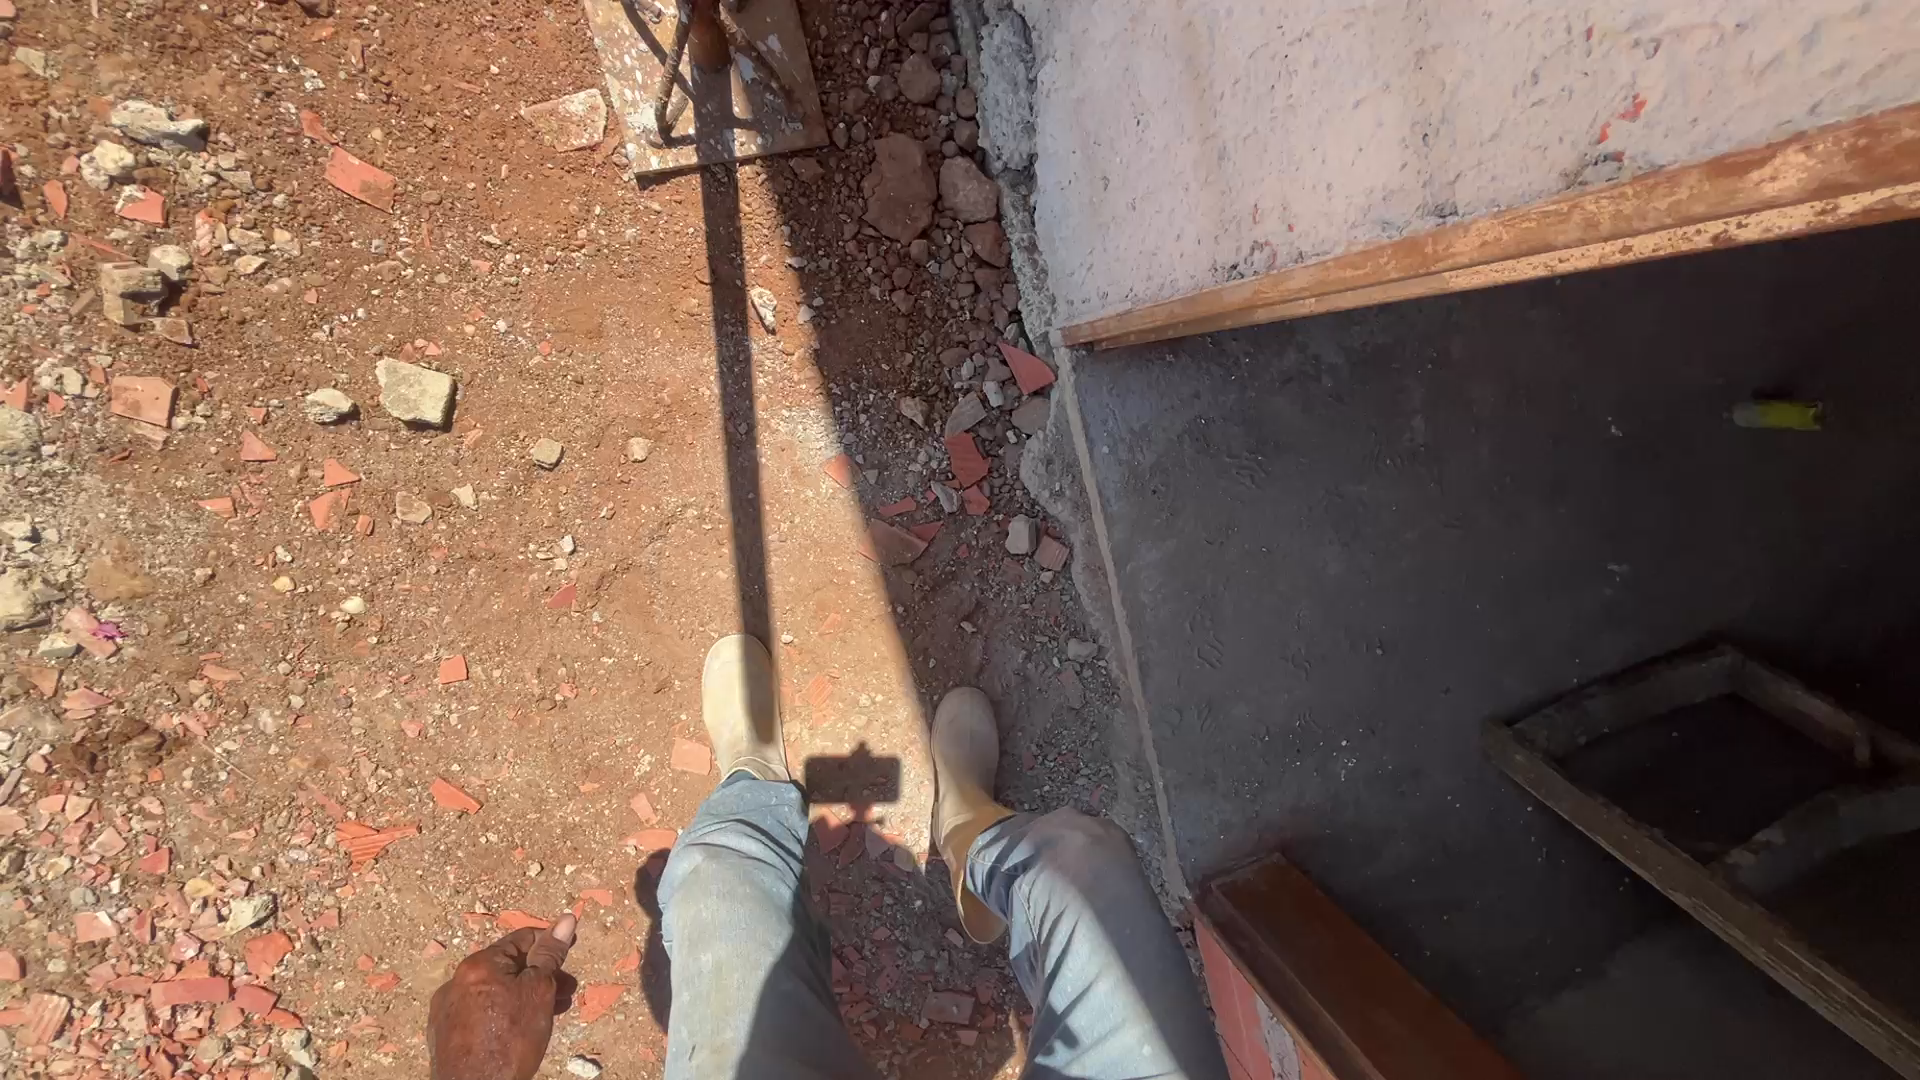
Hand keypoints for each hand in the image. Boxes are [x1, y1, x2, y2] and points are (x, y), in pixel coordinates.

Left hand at [428, 913, 577, 1079]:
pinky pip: (483, 1011)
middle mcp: (455, 982)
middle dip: (542, 974)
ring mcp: (446, 1011)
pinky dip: (506, 1012)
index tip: (570, 954)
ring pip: (498, 990)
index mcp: (477, 965)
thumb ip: (550, 953)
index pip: (522, 939)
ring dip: (527, 994)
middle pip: (510, 966)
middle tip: (567, 990)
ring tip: (553, 1010)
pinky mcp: (444, 1036)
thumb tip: (566, 919)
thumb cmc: (512, 1038)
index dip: (550, 944)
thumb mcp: (540, 989)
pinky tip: (524, 1027)